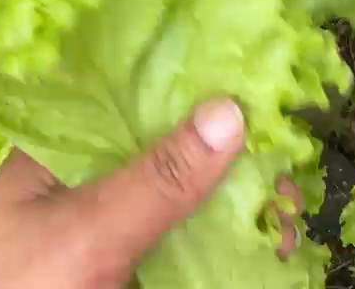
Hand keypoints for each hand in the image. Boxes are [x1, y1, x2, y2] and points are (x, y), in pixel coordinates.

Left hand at [0, 99, 300, 288]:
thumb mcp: (84, 231)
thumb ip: (155, 178)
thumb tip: (231, 110)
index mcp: (65, 146)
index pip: (136, 92)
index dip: (196, 85)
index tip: (257, 87)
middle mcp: (91, 178)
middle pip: (172, 148)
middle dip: (232, 153)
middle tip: (287, 164)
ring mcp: (111, 229)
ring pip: (186, 200)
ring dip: (238, 202)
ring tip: (289, 211)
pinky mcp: (130, 272)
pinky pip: (186, 246)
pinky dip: (226, 244)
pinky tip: (267, 244)